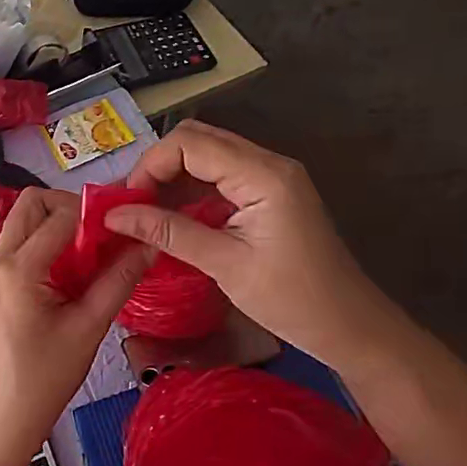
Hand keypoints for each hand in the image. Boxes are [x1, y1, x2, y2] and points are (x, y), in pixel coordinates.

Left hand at [0, 188, 154, 451]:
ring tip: (93, 251)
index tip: (127, 221)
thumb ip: (118, 281)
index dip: (96, 213)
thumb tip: (149, 245)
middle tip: (102, 232)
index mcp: (17, 268)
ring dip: (59, 224)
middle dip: (70, 207)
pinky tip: (76, 269)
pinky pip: (23, 243)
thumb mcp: (88, 328)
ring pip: (25, 220)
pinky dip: (49, 242)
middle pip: (31, 203)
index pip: (60, 216)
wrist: (2, 418)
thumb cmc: (43, 379)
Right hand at [104, 120, 410, 366]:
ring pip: (208, 156)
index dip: (151, 165)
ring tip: (145, 213)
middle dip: (158, 166)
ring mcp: (272, 176)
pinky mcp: (271, 193)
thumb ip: (168, 232)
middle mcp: (268, 163)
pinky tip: (173, 217)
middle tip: (133, 205)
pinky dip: (193, 190)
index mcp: (263, 174)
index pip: (190, 142)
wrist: (351, 326)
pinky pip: (222, 177)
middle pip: (198, 139)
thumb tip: (115, 216)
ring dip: (173, 178)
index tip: (128, 202)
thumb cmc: (293, 300)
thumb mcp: (225, 265)